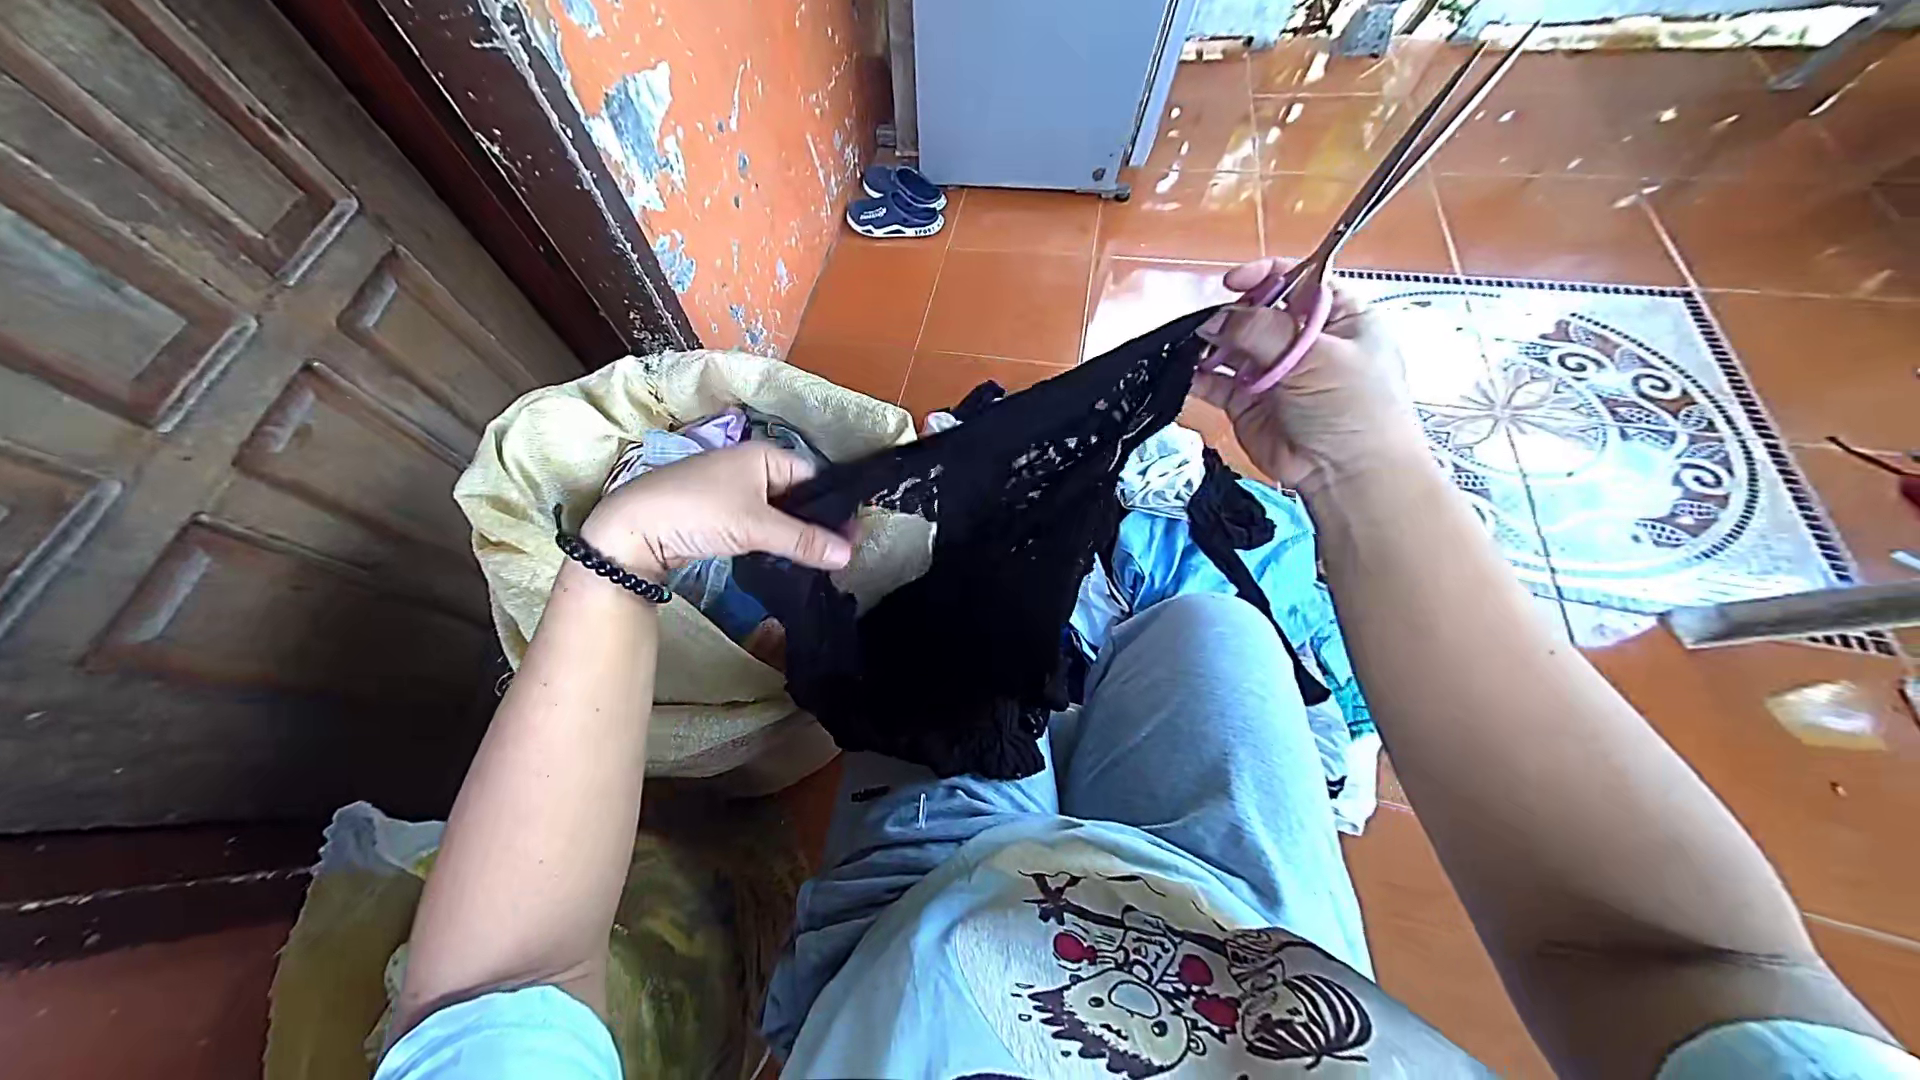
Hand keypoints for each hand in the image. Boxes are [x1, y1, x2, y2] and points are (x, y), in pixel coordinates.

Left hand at [579, 442, 852, 580]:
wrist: (631, 530)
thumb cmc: (698, 512)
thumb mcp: (756, 527)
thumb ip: (804, 540)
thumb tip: (849, 554)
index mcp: (764, 455)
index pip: (815, 477)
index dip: (835, 506)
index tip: (852, 537)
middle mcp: (751, 465)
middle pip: (798, 494)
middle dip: (817, 522)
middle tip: (838, 552)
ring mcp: (734, 489)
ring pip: (779, 511)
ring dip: (795, 532)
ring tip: (818, 558)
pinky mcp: (721, 512)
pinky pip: (761, 521)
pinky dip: (774, 537)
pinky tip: (786, 555)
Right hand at [1192, 258, 1430, 493]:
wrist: (1345, 472)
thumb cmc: (1351, 407)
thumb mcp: (1316, 356)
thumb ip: (1262, 332)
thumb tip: (1215, 318)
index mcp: (1334, 316)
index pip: (1296, 280)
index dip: (1264, 276)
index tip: (1233, 283)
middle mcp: (1300, 340)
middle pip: (1255, 313)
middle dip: (1230, 316)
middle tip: (1211, 327)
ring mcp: (1270, 371)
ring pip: (1231, 346)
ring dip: (1210, 345)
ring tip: (1193, 348)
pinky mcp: (1245, 402)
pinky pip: (1215, 382)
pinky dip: (1198, 376)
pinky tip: (1187, 372)